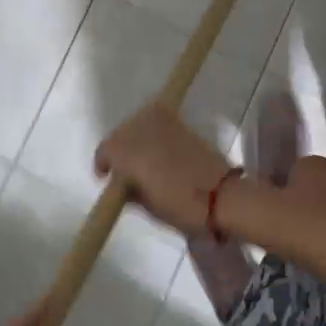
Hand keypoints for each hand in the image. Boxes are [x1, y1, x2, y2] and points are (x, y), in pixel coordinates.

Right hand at [94, 101, 233, 235]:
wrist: (223, 196)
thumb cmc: (184, 208)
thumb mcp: (150, 207)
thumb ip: (131, 191)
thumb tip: (123, 184)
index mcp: (133, 155)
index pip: (107, 148)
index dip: (102, 161)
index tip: (104, 175)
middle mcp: (146, 134)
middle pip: (121, 131)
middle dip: (117, 147)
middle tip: (121, 167)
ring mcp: (166, 126)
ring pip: (139, 119)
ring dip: (133, 134)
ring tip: (138, 153)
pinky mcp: (183, 125)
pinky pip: (159, 117)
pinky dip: (151, 126)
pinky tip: (156, 144)